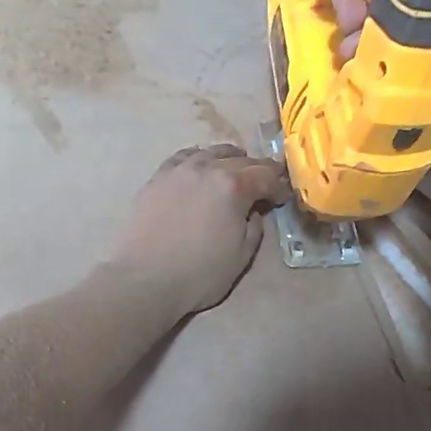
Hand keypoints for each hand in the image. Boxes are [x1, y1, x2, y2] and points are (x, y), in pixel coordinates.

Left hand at [113, 144, 289, 312]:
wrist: (147, 278)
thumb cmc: (201, 273)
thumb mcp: (242, 256)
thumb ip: (254, 226)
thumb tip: (252, 210)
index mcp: (233, 186)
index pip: (265, 176)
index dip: (279, 186)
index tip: (283, 198)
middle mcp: (207, 168)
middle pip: (240, 160)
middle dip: (258, 171)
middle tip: (266, 184)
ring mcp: (179, 169)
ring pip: (211, 152)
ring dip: (229, 159)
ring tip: (235, 169)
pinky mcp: (158, 178)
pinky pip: (184, 157)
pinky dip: (201, 159)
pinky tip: (202, 168)